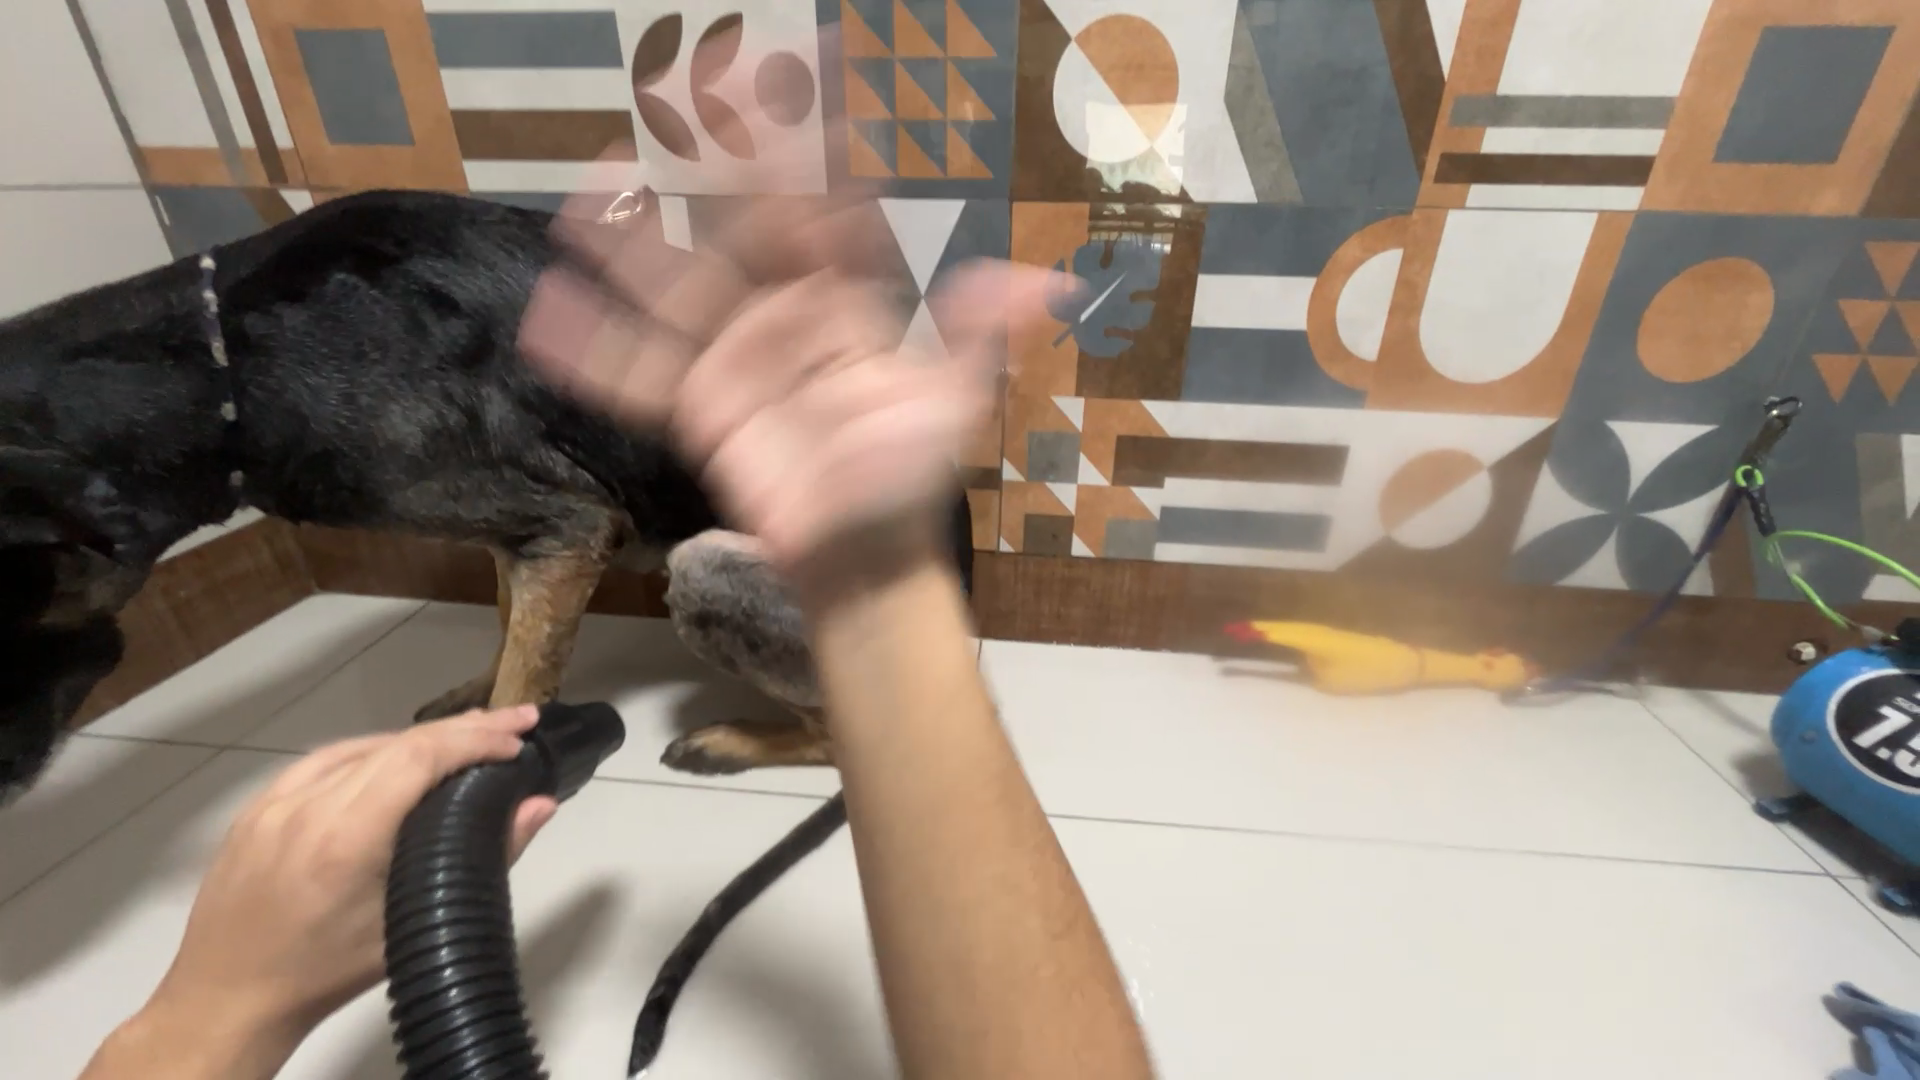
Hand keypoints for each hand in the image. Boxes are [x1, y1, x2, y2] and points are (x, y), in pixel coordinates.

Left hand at [152, 708, 556, 1036]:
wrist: (224, 1003)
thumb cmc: (330, 970)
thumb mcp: (419, 920)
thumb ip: (489, 857)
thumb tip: (541, 804)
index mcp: (345, 837)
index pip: (421, 756)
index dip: (476, 739)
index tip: (519, 741)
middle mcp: (306, 807)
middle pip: (401, 743)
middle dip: (468, 726)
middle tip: (520, 720)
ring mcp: (275, 803)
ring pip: (368, 745)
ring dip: (428, 735)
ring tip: (474, 730)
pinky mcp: (257, 808)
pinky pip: (329, 760)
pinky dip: (380, 749)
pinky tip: (404, 753)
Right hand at [516, 29, 1067, 588]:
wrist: (865, 550)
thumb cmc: (910, 475)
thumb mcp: (956, 404)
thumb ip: (981, 337)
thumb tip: (1049, 282)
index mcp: (848, 308)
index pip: (830, 213)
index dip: (822, 147)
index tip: (811, 67)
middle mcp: (786, 320)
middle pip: (742, 232)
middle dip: (717, 166)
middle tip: (684, 91)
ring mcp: (737, 363)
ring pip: (678, 291)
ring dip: (634, 246)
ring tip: (592, 188)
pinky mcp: (701, 411)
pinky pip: (641, 377)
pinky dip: (597, 351)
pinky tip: (549, 313)